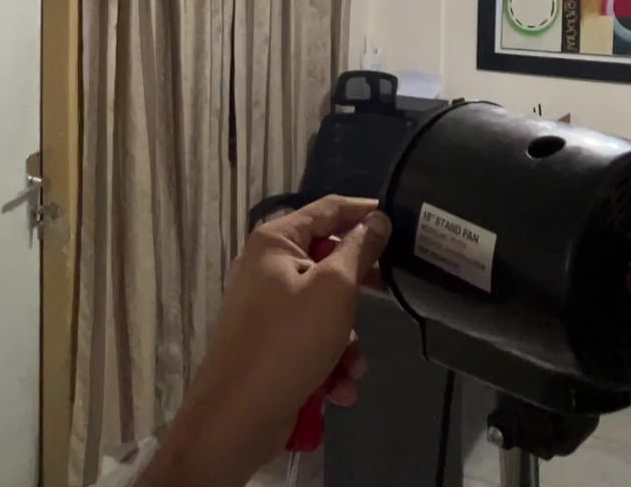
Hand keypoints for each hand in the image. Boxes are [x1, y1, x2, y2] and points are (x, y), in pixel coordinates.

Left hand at [140, 196, 391, 486]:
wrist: (234, 422)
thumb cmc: (287, 341)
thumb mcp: (335, 288)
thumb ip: (359, 249)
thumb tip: (377, 220)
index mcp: (276, 241)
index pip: (328, 209)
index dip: (363, 210)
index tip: (396, 219)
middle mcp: (266, 266)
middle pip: (327, 258)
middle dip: (359, 284)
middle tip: (389, 288)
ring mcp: (265, 306)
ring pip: (323, 304)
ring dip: (346, 336)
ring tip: (356, 366)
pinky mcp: (268, 342)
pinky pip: (309, 335)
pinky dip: (328, 358)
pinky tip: (341, 386)